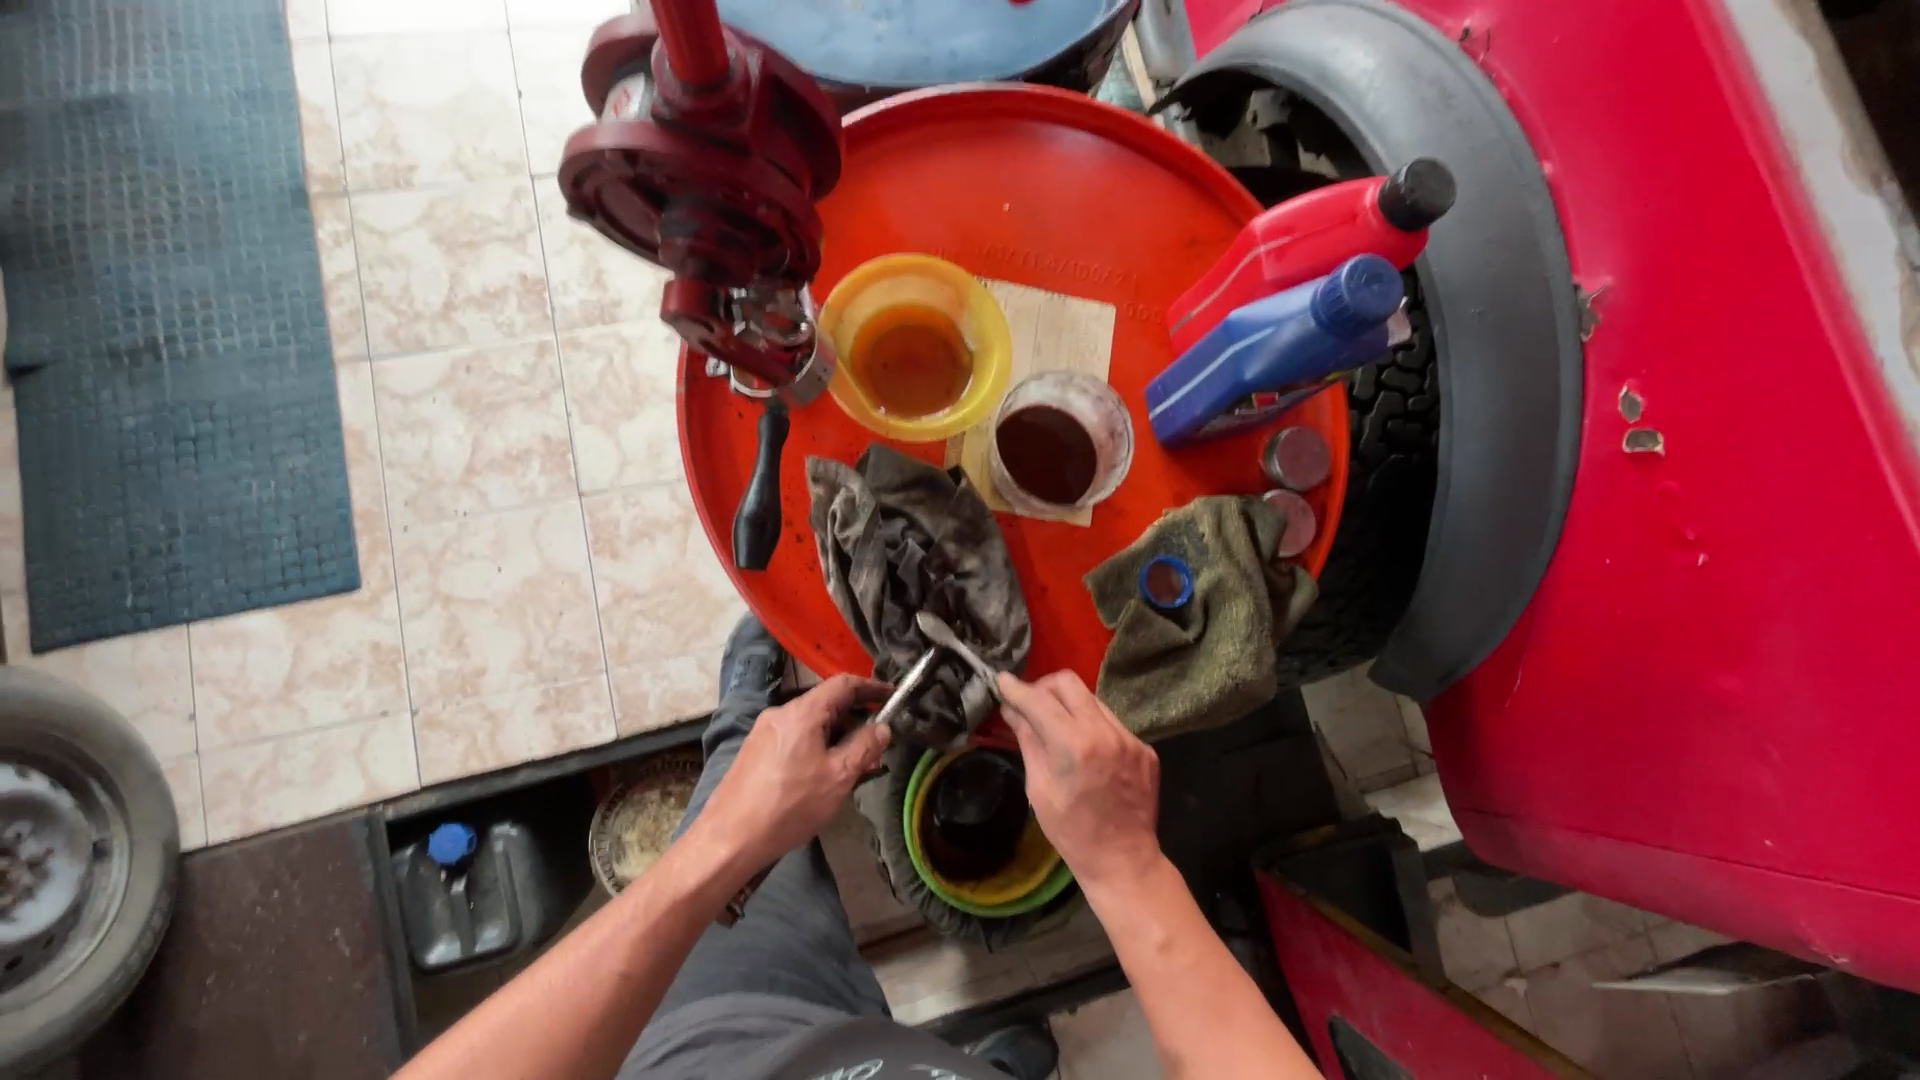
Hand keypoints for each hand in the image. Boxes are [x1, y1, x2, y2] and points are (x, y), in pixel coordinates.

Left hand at [694, 674, 893, 869]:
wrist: (728, 839)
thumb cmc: (789, 806)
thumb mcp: (838, 777)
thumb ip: (864, 747)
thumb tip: (882, 727)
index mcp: (802, 712)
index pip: (843, 684)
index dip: (871, 687)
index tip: (891, 696)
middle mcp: (780, 713)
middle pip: (826, 704)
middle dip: (855, 721)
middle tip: (876, 747)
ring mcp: (764, 732)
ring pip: (811, 724)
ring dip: (836, 738)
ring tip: (853, 768)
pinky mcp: (755, 751)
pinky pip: (795, 738)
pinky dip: (816, 747)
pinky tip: (823, 775)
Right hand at [996, 671, 1162, 889]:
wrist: (1123, 859)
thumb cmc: (1071, 831)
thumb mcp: (1039, 788)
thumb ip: (1028, 741)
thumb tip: (1012, 710)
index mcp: (1075, 746)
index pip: (1040, 700)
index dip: (1017, 689)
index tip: (1002, 682)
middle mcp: (1106, 733)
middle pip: (1069, 683)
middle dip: (1043, 687)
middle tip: (1029, 702)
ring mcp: (1130, 739)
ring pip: (1092, 699)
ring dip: (1069, 706)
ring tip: (1057, 726)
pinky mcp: (1144, 748)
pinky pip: (1112, 722)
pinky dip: (1092, 727)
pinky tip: (1086, 750)